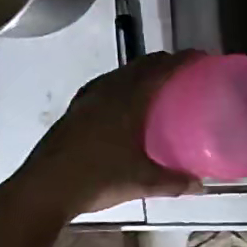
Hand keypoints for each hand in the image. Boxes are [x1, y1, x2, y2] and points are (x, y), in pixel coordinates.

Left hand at [14, 51, 205, 213]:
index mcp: (128, 99)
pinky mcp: (74, 111)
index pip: (161, 68)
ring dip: (140, 73)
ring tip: (156, 86)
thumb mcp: (141, 182)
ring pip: (120, 74)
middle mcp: (107, 91)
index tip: (201, 58)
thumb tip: (199, 185)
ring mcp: (87, 99)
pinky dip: (121, 86)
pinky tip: (123, 104)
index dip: (183, 59)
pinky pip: (104, 87)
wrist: (45, 188)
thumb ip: (173, 181)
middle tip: (184, 72)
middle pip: (141, 66)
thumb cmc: (97, 179)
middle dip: (164, 63)